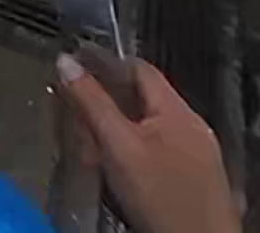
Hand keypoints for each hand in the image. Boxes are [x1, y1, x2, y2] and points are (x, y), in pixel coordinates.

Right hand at [58, 55, 239, 232]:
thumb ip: (90, 99)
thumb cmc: (162, 198)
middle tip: (72, 105)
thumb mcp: (117, 144)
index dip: (105, 62)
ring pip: (141, 124)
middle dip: (102, 99)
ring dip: (110, 124)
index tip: (72, 65)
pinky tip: (108, 161)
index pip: (139, 69)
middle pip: (138, 97)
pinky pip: (150, 147)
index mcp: (180, 115)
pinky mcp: (189, 180)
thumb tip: (65, 61)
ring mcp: (194, 157)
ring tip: (86, 138)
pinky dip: (124, 145)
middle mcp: (191, 130)